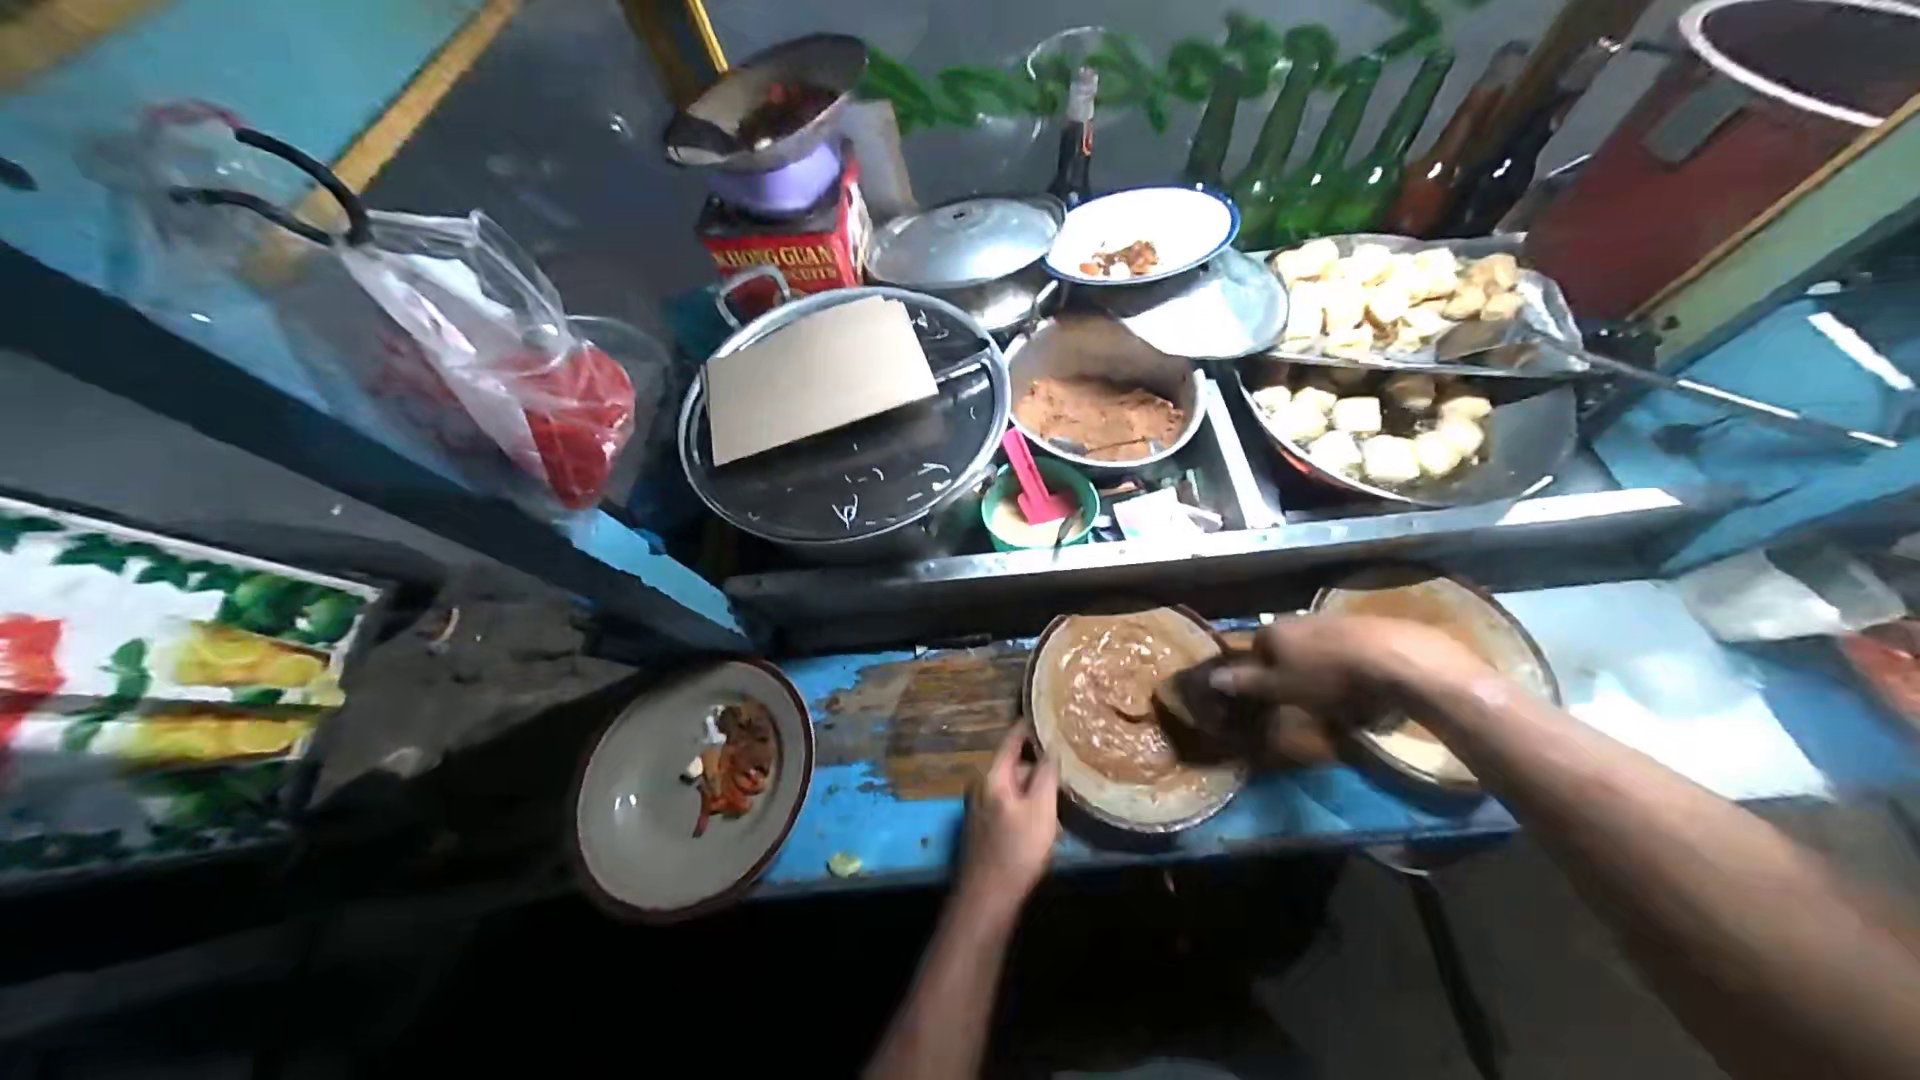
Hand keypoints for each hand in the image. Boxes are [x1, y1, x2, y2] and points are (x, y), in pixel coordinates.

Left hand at [957, 720, 1058, 914]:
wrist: (987, 897)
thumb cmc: (1018, 850)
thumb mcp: (1041, 810)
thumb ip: (1045, 776)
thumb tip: (1050, 748)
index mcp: (993, 777)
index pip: (1011, 741)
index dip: (1027, 727)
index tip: (1043, 714)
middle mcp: (981, 787)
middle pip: (1013, 765)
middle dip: (1036, 763)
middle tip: (1062, 762)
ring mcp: (978, 808)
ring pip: (1011, 787)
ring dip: (1031, 786)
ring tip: (1056, 791)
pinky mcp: (982, 828)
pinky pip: (1007, 803)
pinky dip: (1024, 802)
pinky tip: (1040, 818)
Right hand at [1209, 614, 1493, 717]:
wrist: (1396, 660)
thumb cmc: (1328, 677)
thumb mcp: (1281, 688)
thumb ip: (1247, 682)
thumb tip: (1212, 677)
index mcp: (1275, 630)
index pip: (1256, 647)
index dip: (1262, 672)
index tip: (1274, 694)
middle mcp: (1300, 618)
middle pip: (1288, 645)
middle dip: (1294, 668)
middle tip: (1306, 696)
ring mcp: (1335, 619)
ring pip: (1318, 645)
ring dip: (1323, 666)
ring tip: (1339, 695)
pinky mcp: (1368, 625)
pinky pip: (1348, 647)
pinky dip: (1351, 664)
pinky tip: (1365, 684)